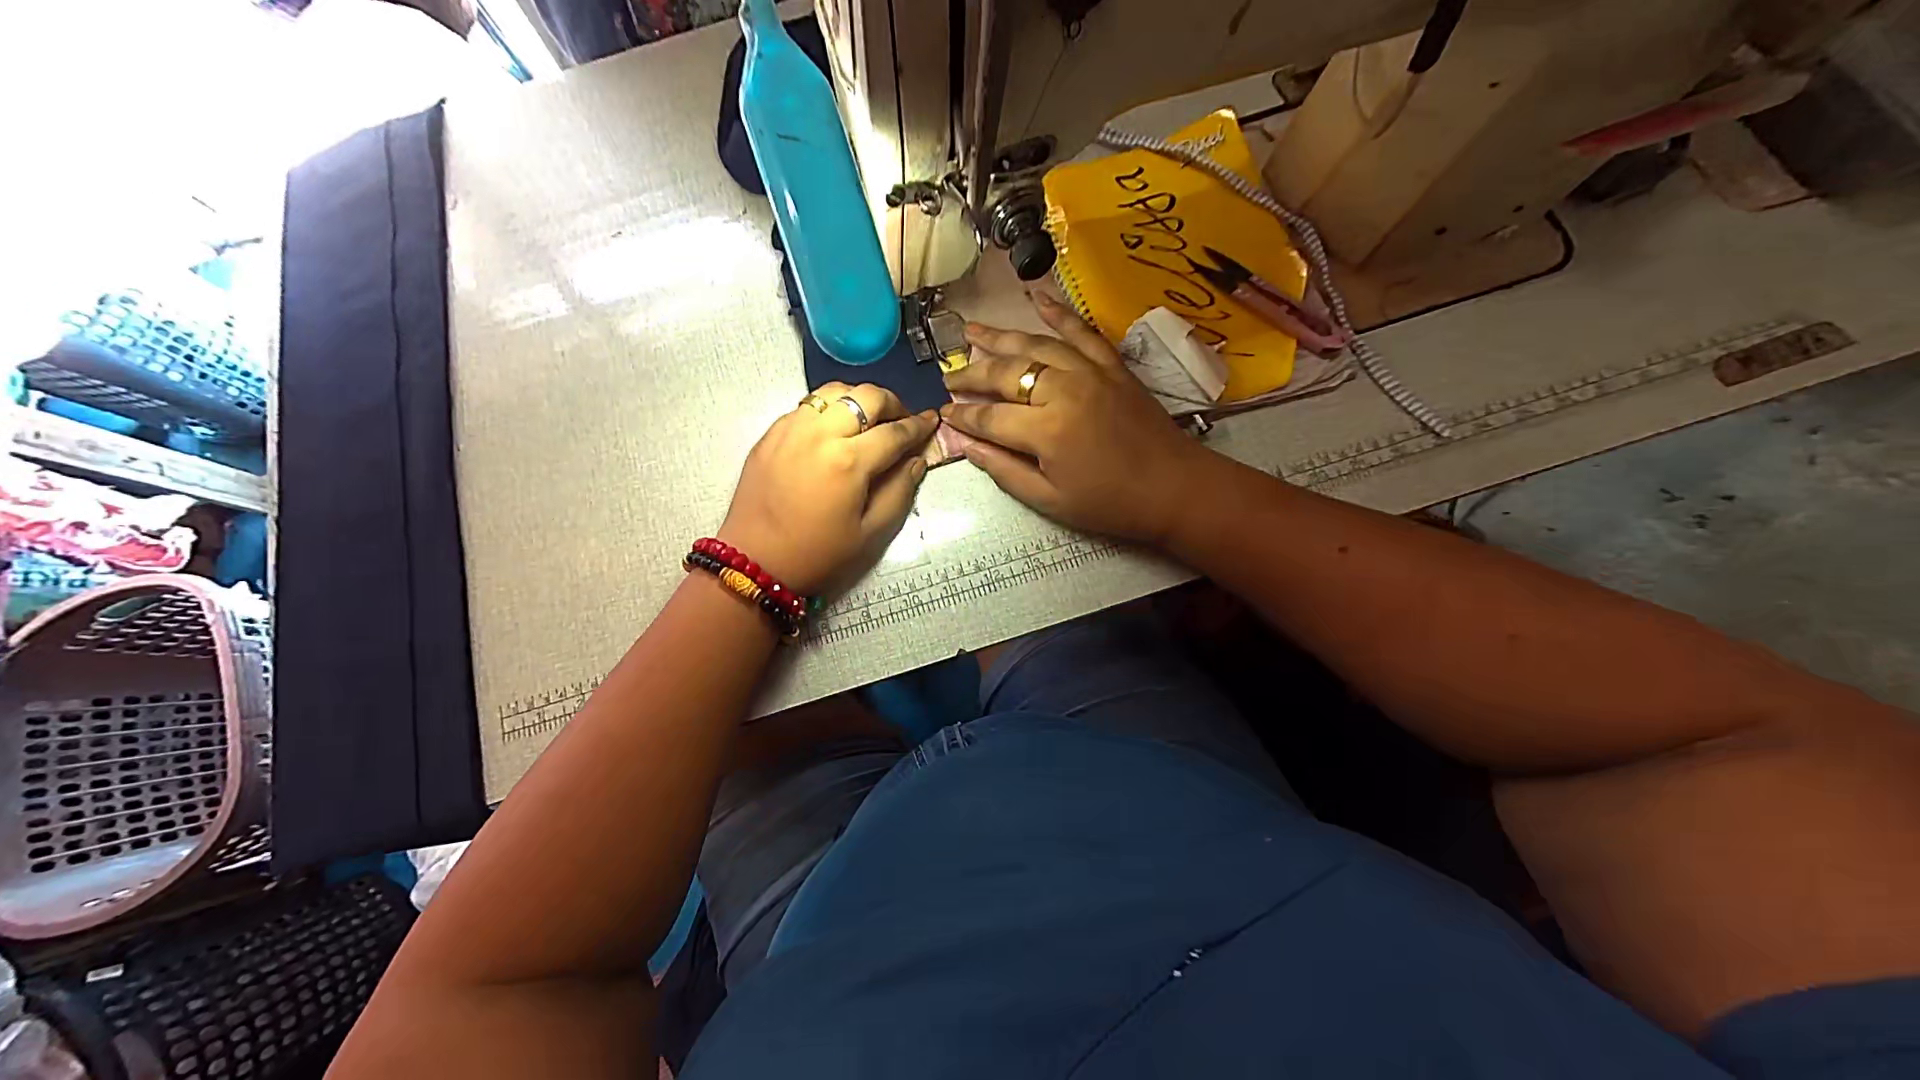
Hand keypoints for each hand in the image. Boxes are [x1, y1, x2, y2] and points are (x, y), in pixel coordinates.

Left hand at [719, 383, 937, 594]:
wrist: (755, 562)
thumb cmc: (817, 555)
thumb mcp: (870, 534)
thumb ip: (899, 492)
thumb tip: (916, 461)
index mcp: (849, 461)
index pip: (894, 432)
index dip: (918, 426)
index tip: (931, 422)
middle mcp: (820, 433)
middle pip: (865, 397)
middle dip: (892, 403)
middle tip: (902, 420)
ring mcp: (791, 429)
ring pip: (833, 392)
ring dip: (858, 399)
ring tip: (869, 418)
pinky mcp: (770, 434)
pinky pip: (806, 406)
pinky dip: (828, 408)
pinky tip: (834, 429)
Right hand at [940, 294, 1215, 544]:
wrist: (1175, 488)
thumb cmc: (1109, 504)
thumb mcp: (1049, 500)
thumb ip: (1004, 470)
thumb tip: (965, 444)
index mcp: (1045, 430)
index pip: (989, 416)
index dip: (962, 415)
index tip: (942, 413)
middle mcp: (1063, 389)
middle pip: (1005, 373)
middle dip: (971, 374)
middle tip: (948, 376)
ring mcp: (1089, 371)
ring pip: (1035, 345)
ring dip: (1000, 336)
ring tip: (972, 330)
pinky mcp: (1111, 365)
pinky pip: (1081, 331)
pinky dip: (1060, 314)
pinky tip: (1038, 298)